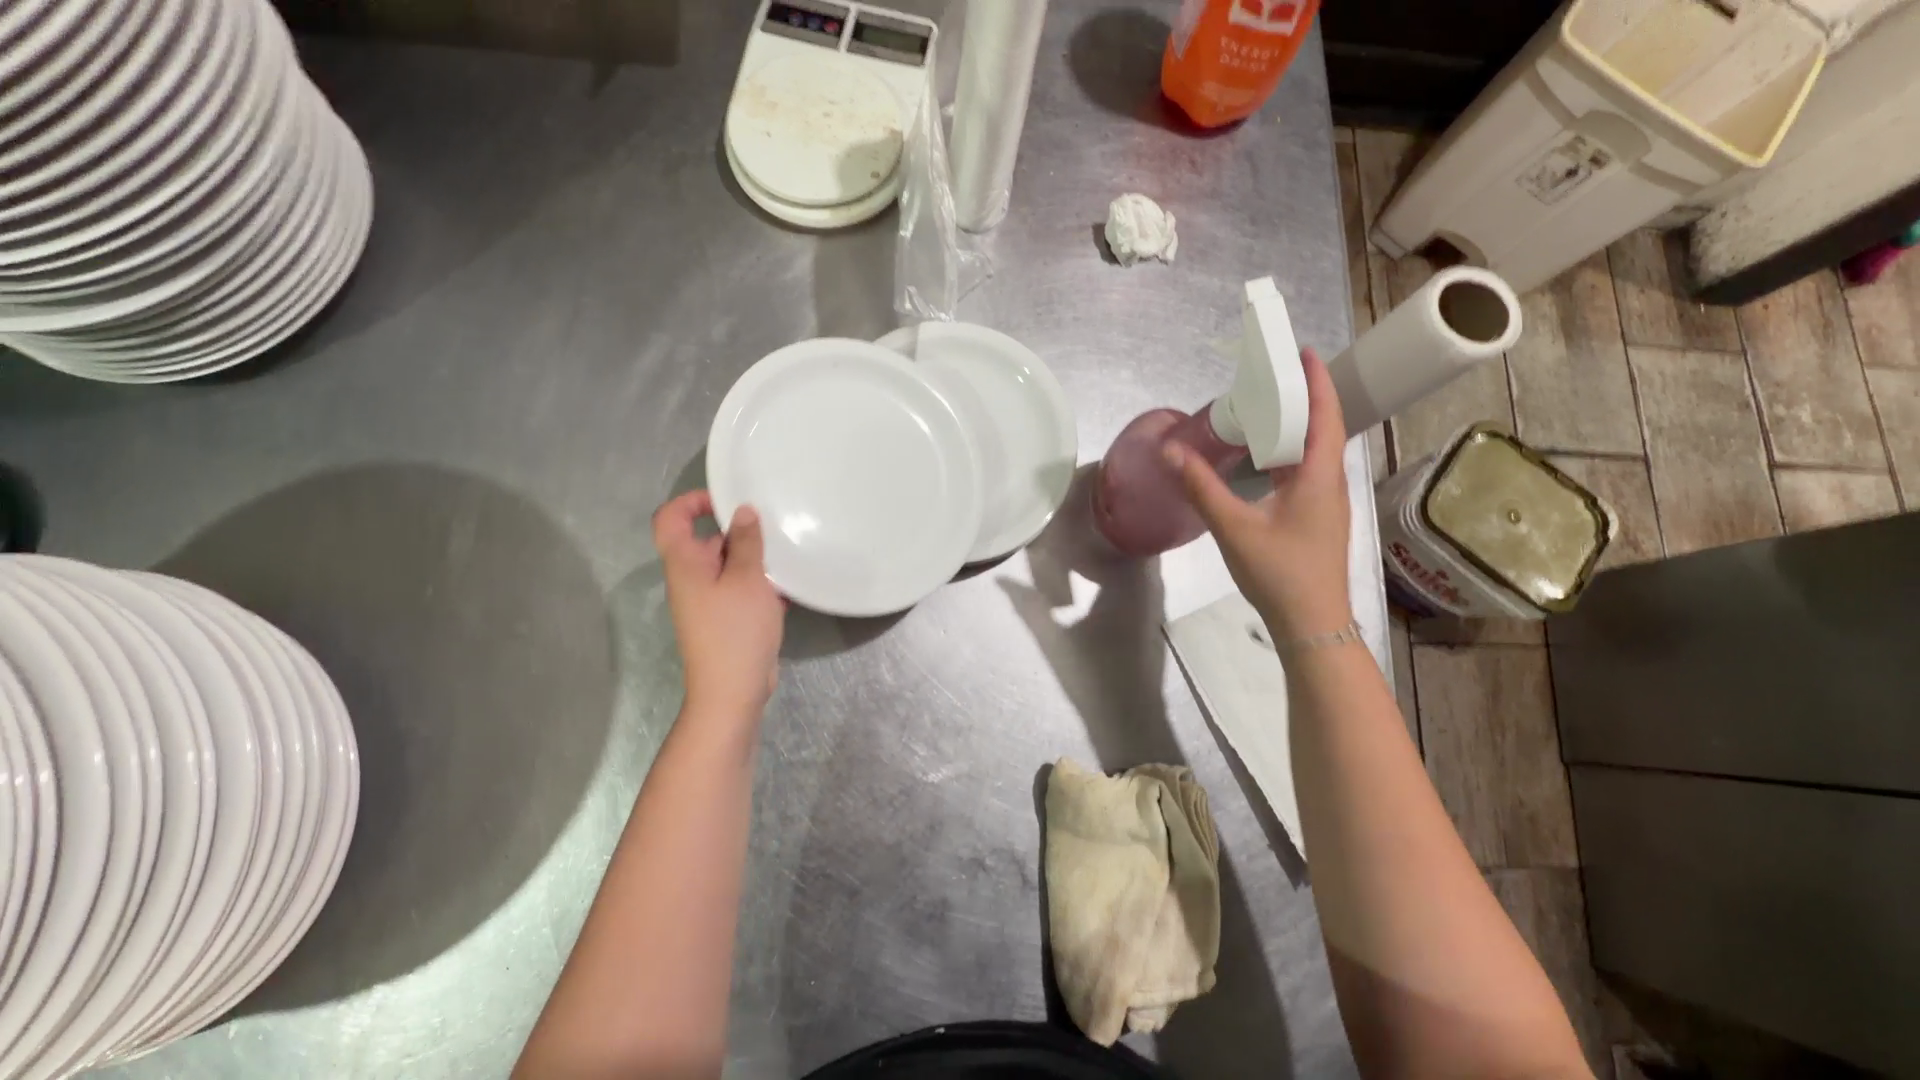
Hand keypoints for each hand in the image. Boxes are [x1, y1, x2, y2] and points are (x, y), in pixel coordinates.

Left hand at [652, 491, 786, 720]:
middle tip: (772, 525)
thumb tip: (743, 511)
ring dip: (754, 559)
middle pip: (705, 541)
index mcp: (684, 564)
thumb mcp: (747, 579)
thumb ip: (746, 542)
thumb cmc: (735, 630)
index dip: (692, 501)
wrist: (731, 691)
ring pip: (727, 566)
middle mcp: (691, 579)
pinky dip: (760, 585)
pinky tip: (788, 587)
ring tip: (786, 554)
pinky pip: (740, 590)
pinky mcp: (725, 620)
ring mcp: (707, 602)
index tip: (726, 500)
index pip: (670, 519)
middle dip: (737, 531)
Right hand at [1166, 347, 1353, 640]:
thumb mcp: (1234, 528)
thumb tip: (1171, 451)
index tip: (1305, 352)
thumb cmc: (1279, 573)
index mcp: (1320, 476)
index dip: (1318, 382)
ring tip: (1266, 410)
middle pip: (1323, 429)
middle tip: (1273, 377)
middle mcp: (1331, 483)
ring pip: (1316, 453)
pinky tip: (1265, 461)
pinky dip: (1289, 455)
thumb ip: (1202, 487)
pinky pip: (1307, 473)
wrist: (1313, 625)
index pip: (1326, 415)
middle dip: (1303, 399)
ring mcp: (1328, 504)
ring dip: (1296, 428)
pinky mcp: (1319, 520)